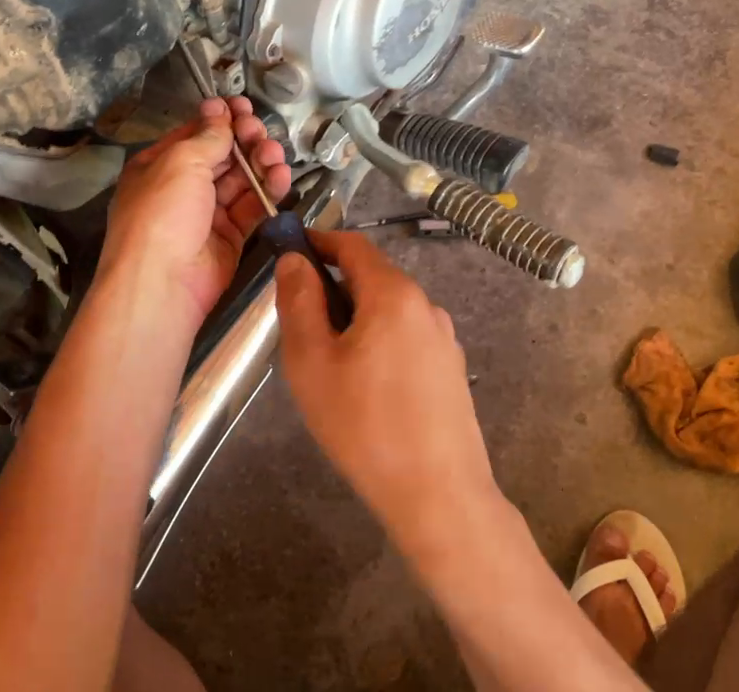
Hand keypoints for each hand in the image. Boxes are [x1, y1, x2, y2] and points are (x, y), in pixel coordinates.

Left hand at [100, 97, 291, 327]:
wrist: (161, 283)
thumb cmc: (161, 213)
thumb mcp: (180, 163)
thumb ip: (208, 137)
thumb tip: (219, 111)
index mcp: (158, 165)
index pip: (193, 134)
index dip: (218, 119)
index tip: (241, 106)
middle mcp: (181, 187)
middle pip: (220, 155)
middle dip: (242, 139)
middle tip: (258, 130)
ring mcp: (206, 213)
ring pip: (240, 180)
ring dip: (259, 163)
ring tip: (274, 153)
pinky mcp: (230, 237)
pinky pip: (251, 207)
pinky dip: (267, 191)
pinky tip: (280, 176)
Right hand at [276, 232, 499, 542]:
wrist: (438, 496)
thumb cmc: (364, 424)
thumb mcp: (311, 361)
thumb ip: (299, 302)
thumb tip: (294, 261)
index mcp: (393, 294)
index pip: (352, 245)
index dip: (318, 242)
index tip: (289, 251)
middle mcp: (426, 307)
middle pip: (371, 278)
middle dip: (332, 288)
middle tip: (297, 323)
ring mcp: (444, 341)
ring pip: (387, 312)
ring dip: (354, 319)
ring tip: (326, 364)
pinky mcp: (450, 372)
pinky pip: (404, 339)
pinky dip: (376, 343)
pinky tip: (362, 388)